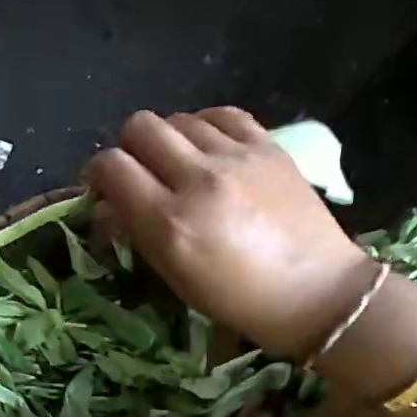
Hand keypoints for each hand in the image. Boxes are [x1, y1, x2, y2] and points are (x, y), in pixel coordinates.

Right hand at [84, 108, 374, 356]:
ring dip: (168, 140)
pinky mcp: (268, 146)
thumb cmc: (240, 301)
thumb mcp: (178, 279)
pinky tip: (209, 148)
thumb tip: (108, 207)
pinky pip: (221, 115)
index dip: (99, 175)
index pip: (112, 168)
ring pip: (179, 118)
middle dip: (129, 148)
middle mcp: (198, 180)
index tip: (106, 190)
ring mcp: (236, 157)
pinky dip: (205, 127)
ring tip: (180, 166)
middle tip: (141, 175)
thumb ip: (138, 236)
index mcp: (170, 223)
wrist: (317, 293)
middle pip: (140, 127)